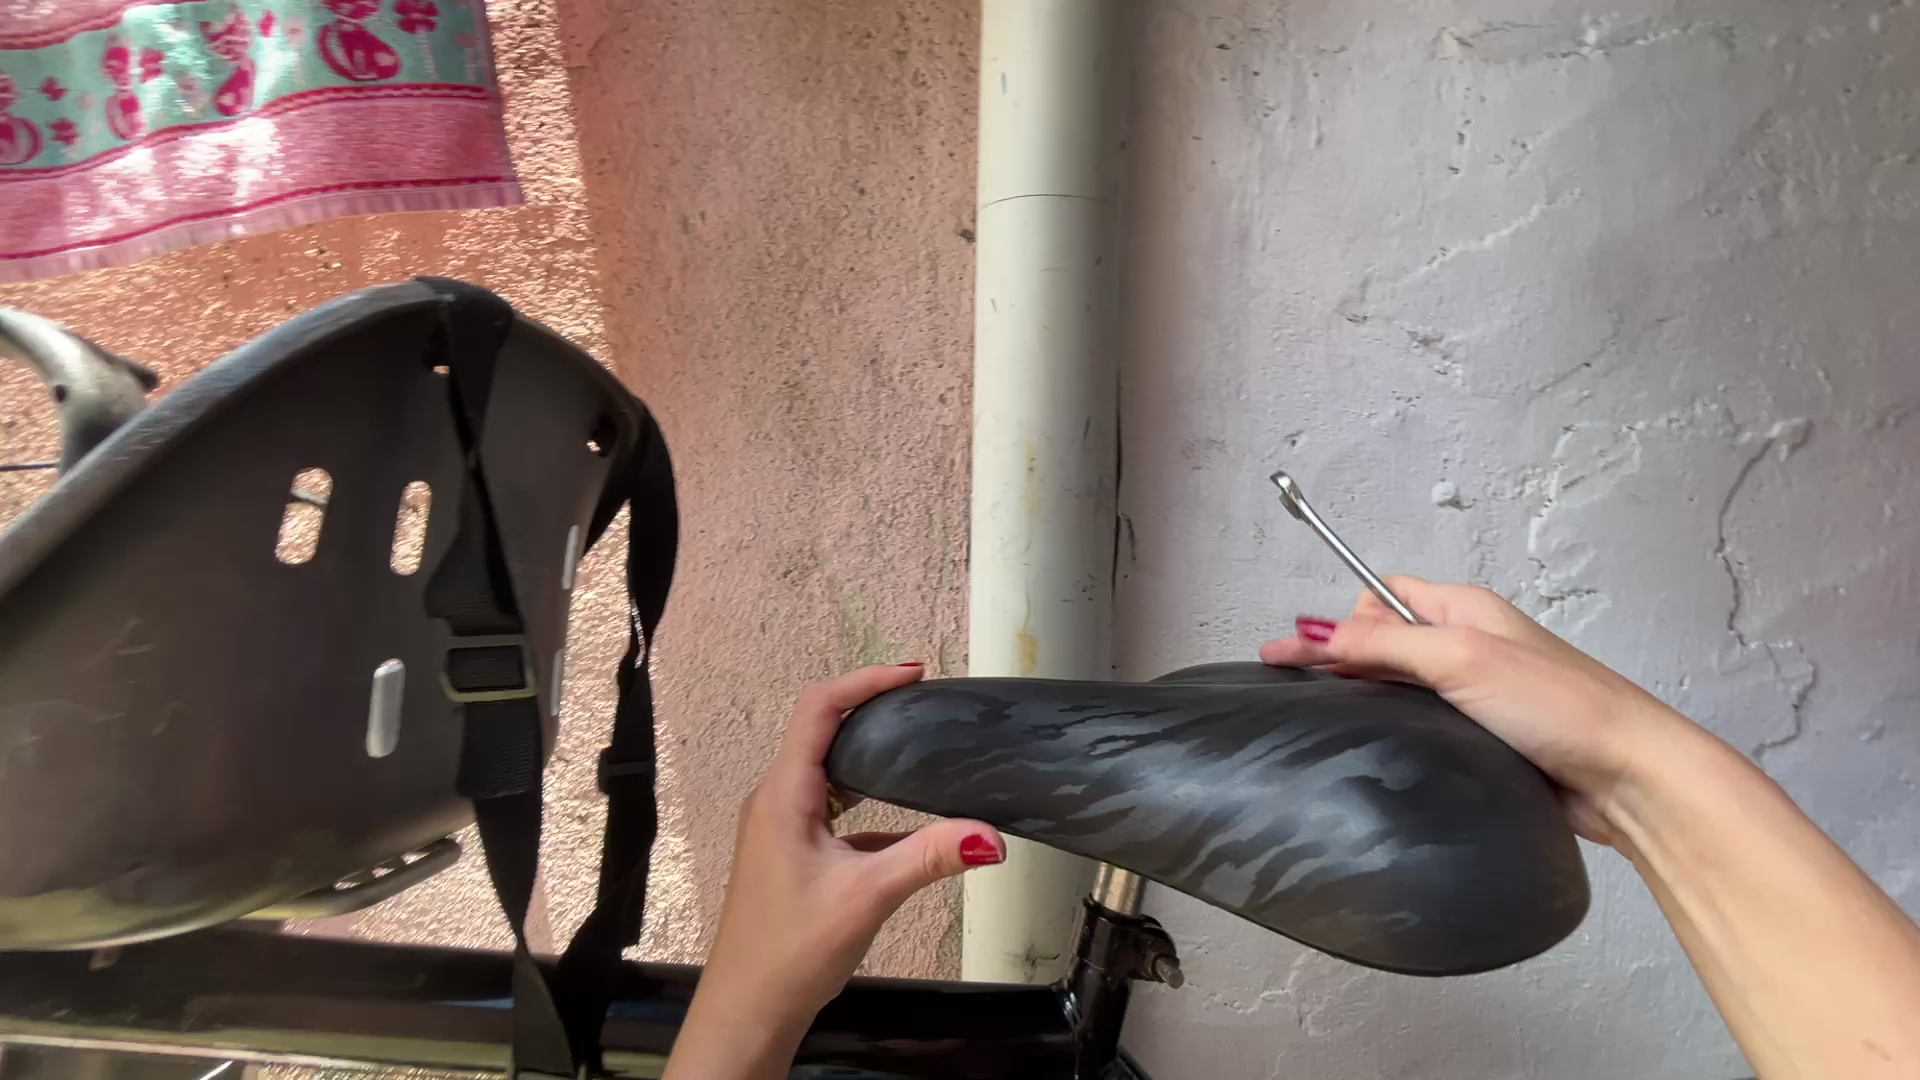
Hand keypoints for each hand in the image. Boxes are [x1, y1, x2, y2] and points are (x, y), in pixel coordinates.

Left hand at [665, 663, 1005, 1078]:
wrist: (746, 1013)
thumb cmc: (791, 951)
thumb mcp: (867, 896)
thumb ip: (929, 858)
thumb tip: (991, 836)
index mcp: (784, 793)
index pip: (819, 708)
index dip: (864, 681)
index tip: (912, 673)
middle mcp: (777, 796)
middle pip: (821, 725)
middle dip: (869, 703)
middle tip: (920, 697)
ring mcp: (781, 820)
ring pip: (825, 760)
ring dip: (866, 742)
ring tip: (912, 733)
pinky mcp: (791, 843)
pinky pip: (829, 795)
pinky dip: (863, 783)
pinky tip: (899, 802)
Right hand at [1259, 576, 1702, 844]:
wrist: (1634, 782)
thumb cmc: (1564, 707)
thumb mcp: (1458, 658)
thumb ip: (1380, 642)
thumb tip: (1311, 629)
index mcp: (1462, 607)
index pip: (1377, 597)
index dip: (1340, 623)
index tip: (1297, 652)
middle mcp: (1466, 641)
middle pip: (1380, 635)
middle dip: (1341, 653)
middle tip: (1299, 677)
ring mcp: (1474, 687)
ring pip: (1396, 677)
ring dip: (1365, 685)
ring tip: (1326, 705)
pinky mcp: (1478, 729)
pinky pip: (1417, 712)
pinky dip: (1389, 717)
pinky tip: (1374, 732)